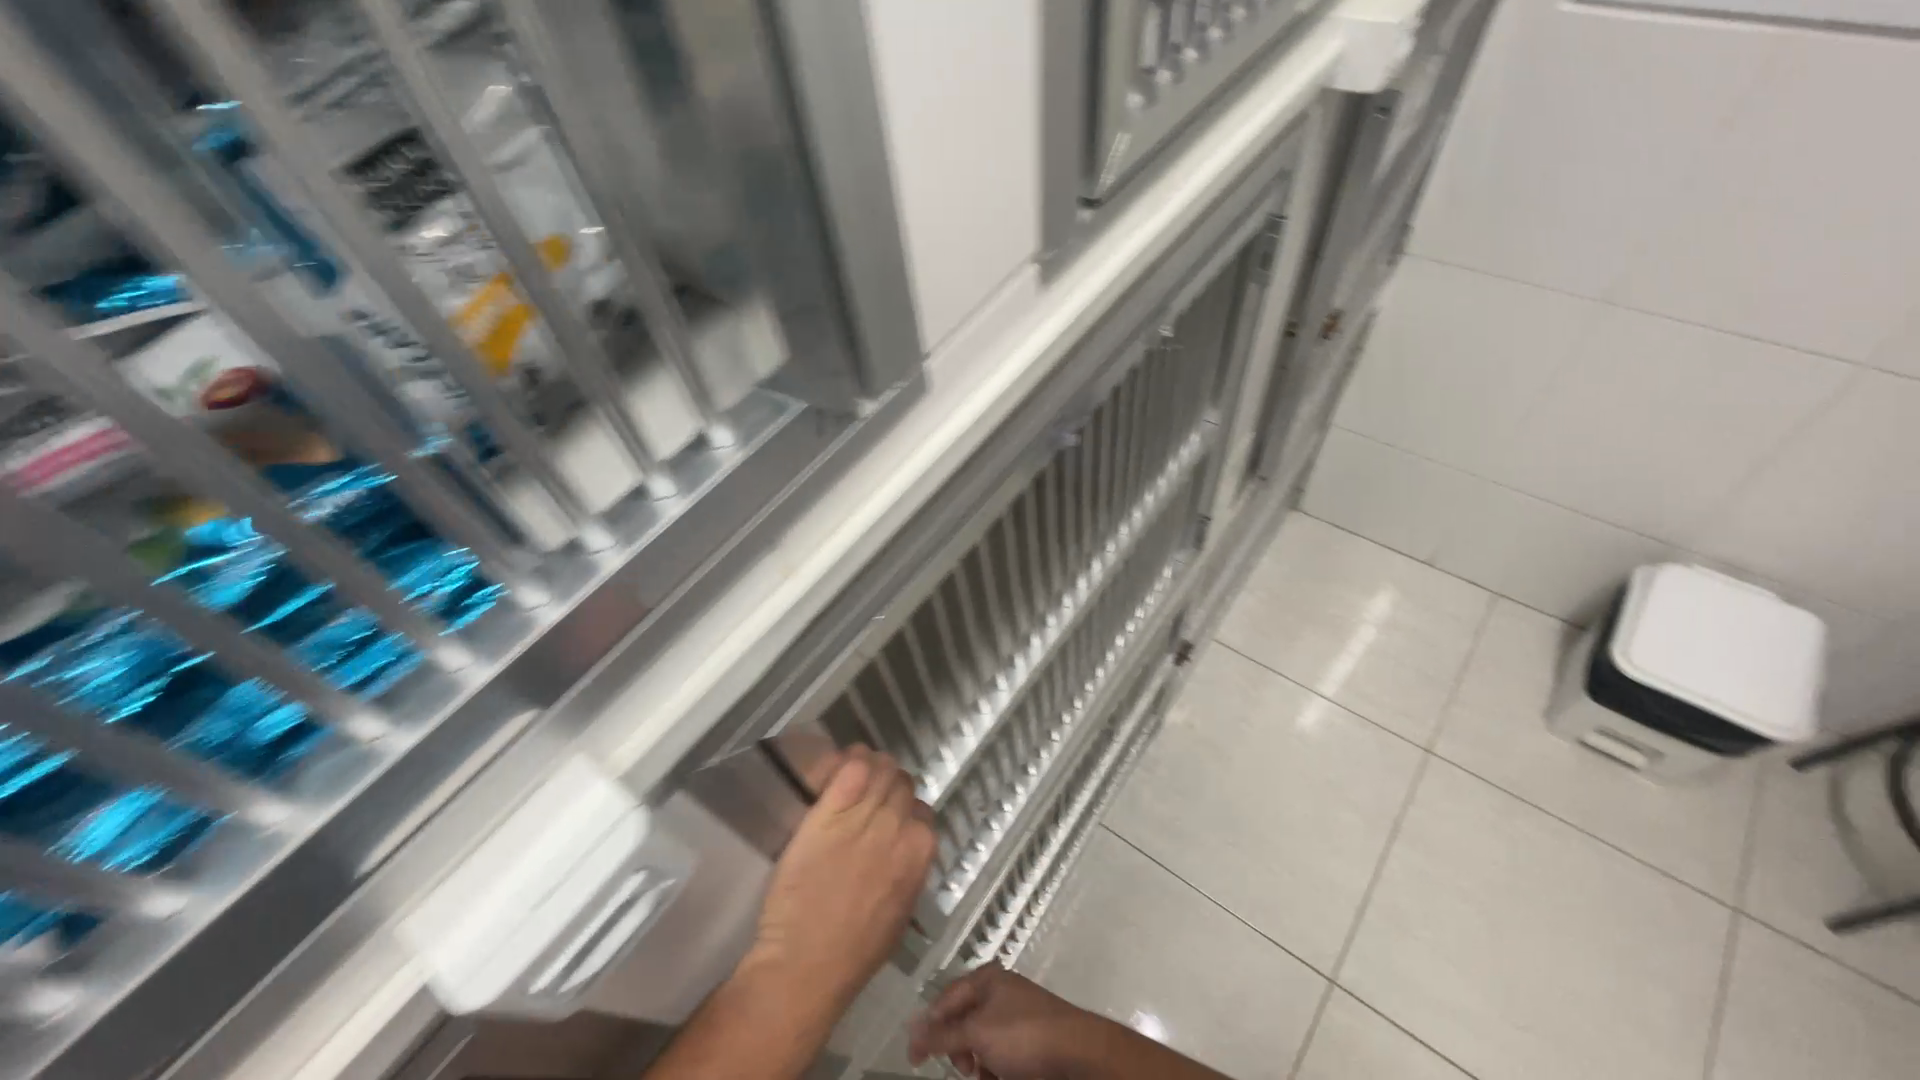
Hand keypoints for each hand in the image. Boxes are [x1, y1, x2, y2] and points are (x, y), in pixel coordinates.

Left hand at [745, 746, 936, 1010]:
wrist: (805, 964)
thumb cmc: (854, 952)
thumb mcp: (901, 913)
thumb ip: (909, 873)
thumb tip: (905, 849)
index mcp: (920, 853)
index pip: (921, 808)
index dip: (902, 808)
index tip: (886, 813)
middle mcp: (899, 828)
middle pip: (900, 782)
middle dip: (885, 783)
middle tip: (863, 792)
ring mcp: (864, 818)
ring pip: (879, 767)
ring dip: (867, 764)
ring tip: (849, 772)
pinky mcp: (828, 813)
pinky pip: (849, 770)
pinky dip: (845, 761)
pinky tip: (836, 765)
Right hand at [908, 965, 1107, 1079]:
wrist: (1079, 1054)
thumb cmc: (1023, 1036)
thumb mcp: (976, 1034)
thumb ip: (941, 1034)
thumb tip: (910, 1030)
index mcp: (986, 980)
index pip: (944, 1001)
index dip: (928, 1028)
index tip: (916, 1060)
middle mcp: (1000, 993)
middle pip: (963, 1023)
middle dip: (959, 1050)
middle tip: (965, 1068)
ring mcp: (1017, 1017)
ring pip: (982, 1044)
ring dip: (979, 1064)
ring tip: (987, 1077)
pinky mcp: (1031, 1040)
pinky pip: (1002, 1054)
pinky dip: (997, 1068)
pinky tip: (1002, 1078)